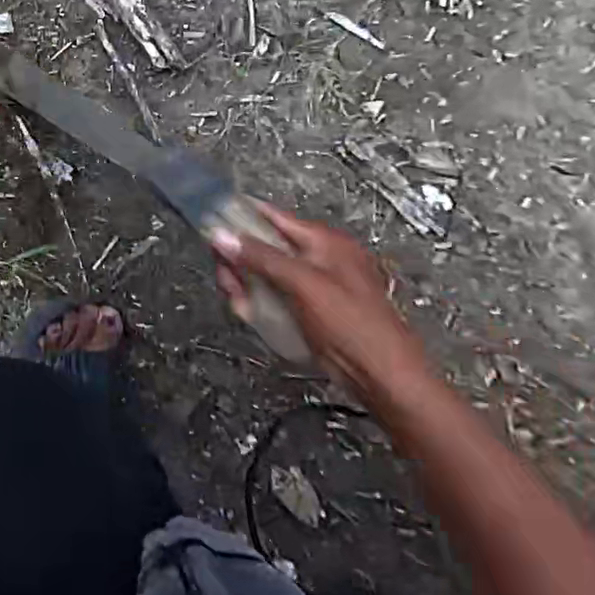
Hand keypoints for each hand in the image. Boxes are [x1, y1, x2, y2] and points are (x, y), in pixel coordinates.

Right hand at [211, 203, 432, 406]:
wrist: (384, 378)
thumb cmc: (352, 325)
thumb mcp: (302, 283)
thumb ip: (260, 256)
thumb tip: (221, 235)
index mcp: (323, 241)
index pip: (272, 216)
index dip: (240, 217)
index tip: (210, 225)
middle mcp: (317, 257)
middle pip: (263, 246)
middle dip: (239, 260)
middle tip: (226, 278)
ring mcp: (312, 284)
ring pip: (264, 272)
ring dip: (244, 283)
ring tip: (238, 300)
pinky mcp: (307, 308)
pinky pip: (273, 295)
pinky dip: (258, 301)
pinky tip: (249, 313)